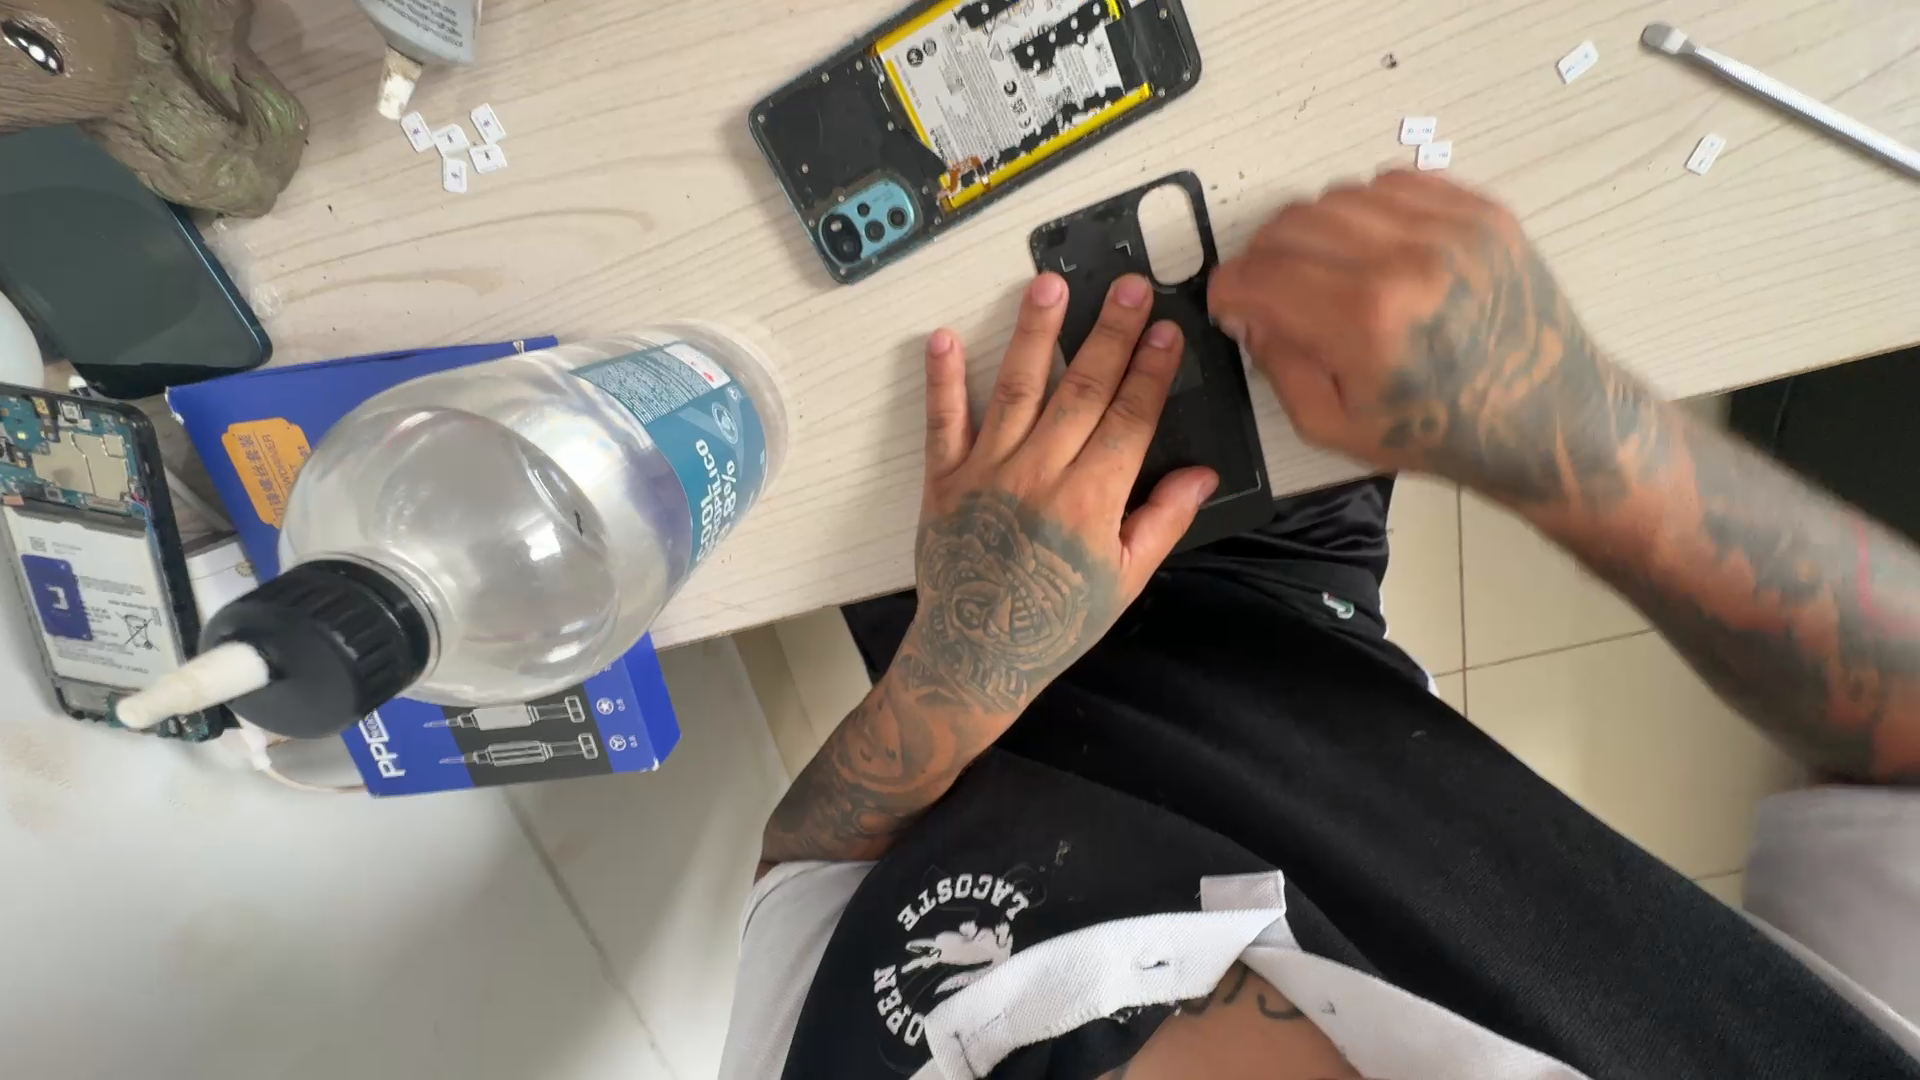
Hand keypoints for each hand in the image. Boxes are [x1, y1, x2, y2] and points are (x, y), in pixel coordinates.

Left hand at [902, 272, 1218, 713]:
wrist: (977, 652)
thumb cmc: (1056, 622)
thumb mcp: (1124, 581)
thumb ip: (1162, 522)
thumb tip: (1201, 474)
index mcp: (1091, 499)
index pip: (1130, 418)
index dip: (1152, 370)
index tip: (1168, 329)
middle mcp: (1040, 473)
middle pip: (1082, 389)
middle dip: (1110, 333)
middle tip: (1126, 285)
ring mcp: (987, 471)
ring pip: (1016, 389)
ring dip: (1034, 334)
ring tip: (1047, 285)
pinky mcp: (944, 479)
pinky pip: (943, 421)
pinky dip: (942, 380)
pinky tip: (942, 338)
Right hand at [1209, 170, 1646, 507]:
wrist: (1543, 416)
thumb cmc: (1431, 432)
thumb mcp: (1327, 425)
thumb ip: (1276, 364)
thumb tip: (1251, 315)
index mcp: (1362, 320)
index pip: (1259, 274)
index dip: (1226, 290)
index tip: (1227, 306)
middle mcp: (1404, 257)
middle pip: (1290, 225)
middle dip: (1260, 259)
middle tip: (1265, 292)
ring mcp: (1449, 225)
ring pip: (1335, 196)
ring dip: (1306, 233)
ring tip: (1315, 272)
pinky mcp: (1480, 210)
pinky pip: (1390, 183)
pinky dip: (1359, 212)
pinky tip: (1363, 251)